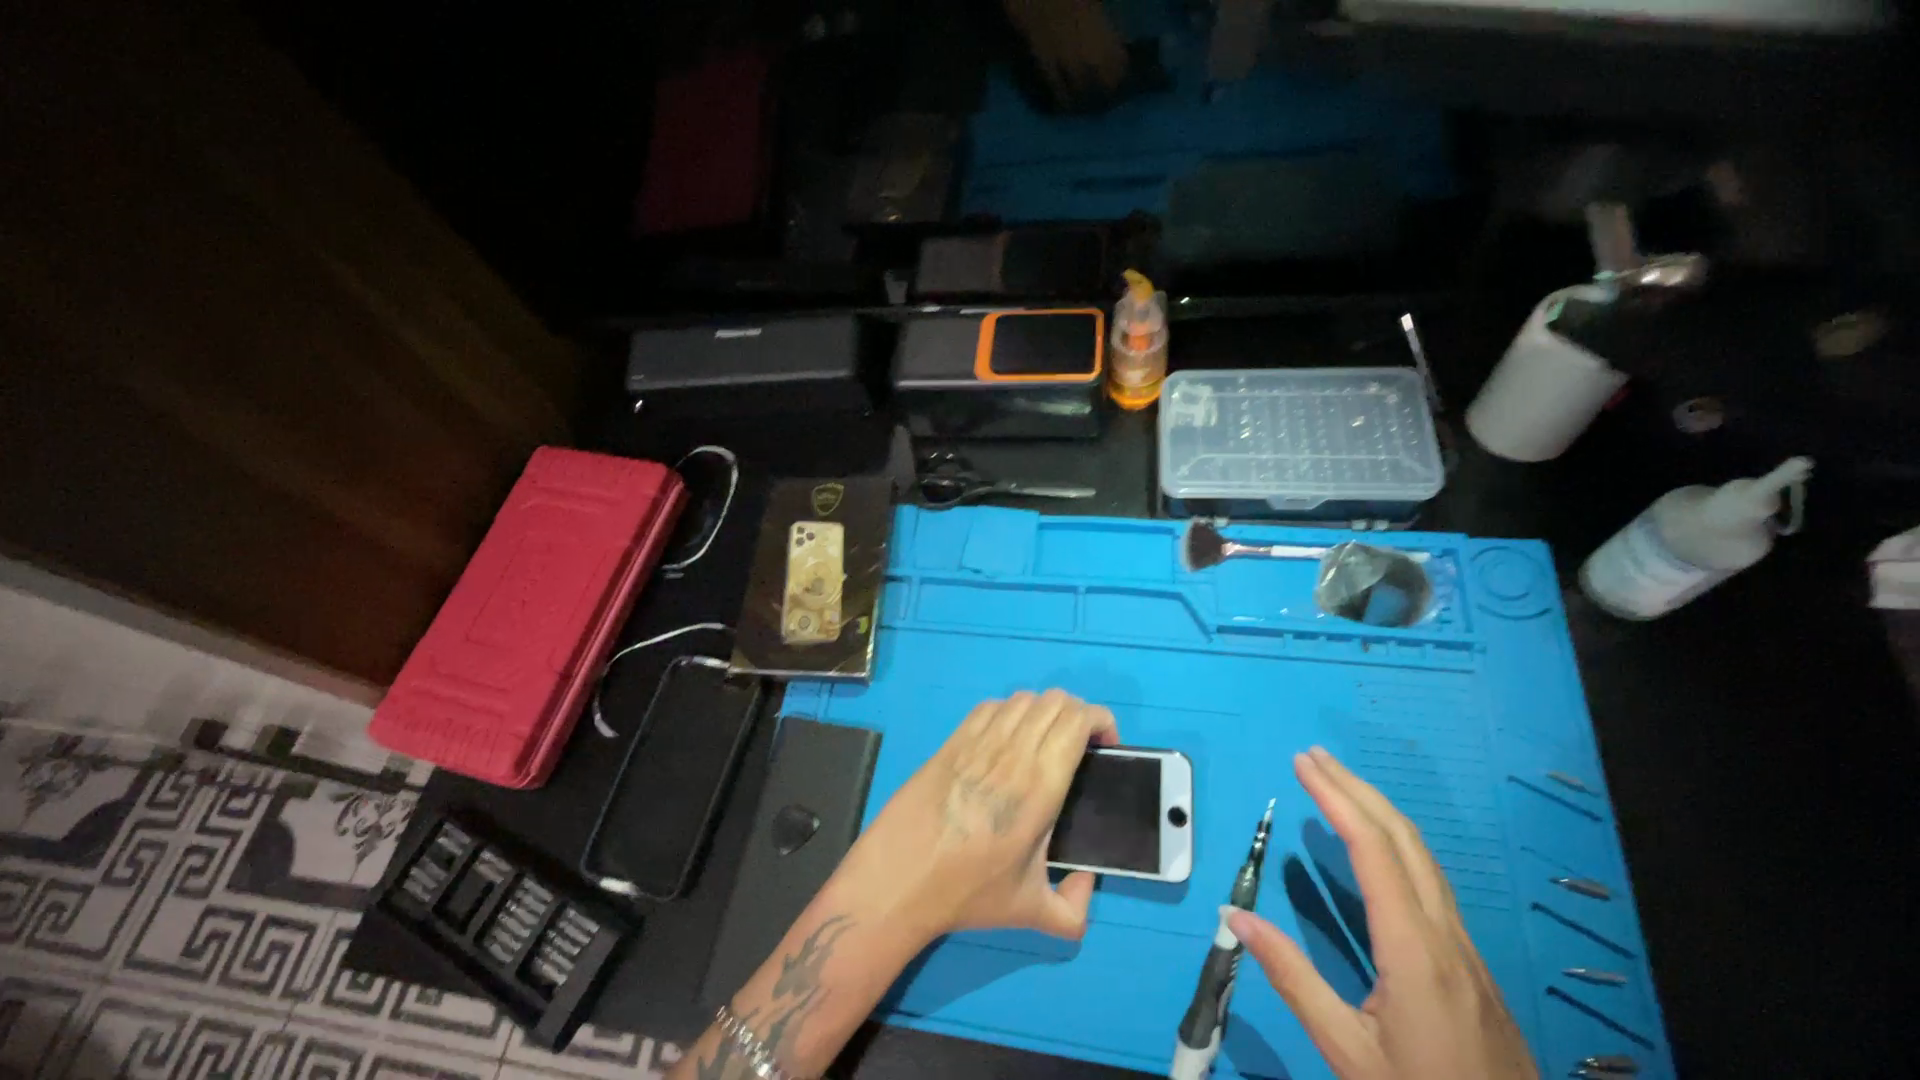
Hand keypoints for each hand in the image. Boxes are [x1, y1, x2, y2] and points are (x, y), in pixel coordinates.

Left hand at [830, 689, 1117, 944]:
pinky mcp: (950, 743)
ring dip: (1044, 711)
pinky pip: (989, 707)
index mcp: (1039, 786)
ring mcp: (977, 743)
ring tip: (1046, 741)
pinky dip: (1009, 712)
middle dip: (1078, 715)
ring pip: (1022, 699)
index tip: (1107, 746)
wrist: (899, 880)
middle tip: (1082, 745)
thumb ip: (1074, 910)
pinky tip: (1007, 739)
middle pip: (1055, 701)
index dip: (1101, 722)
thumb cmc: (966, 893)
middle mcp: (1011, 754)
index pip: (1078, 721)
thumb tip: (1087, 887)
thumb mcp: (1031, 912)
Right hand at [1229, 748, 1538, 1079]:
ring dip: (1380, 810)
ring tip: (1339, 787)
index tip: (1303, 764)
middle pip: (1404, 839)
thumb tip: (1237, 914)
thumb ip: (1293, 978)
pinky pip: (1431, 880)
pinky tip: (1379, 850)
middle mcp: (1444, 933)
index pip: (1373, 850)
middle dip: (1357, 788)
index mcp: (1413, 948)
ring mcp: (1463, 946)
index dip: (1336, 799)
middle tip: (1313, 757)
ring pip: (1424, 857)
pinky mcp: (1469, 962)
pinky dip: (1397, 843)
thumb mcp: (1347, 1049)